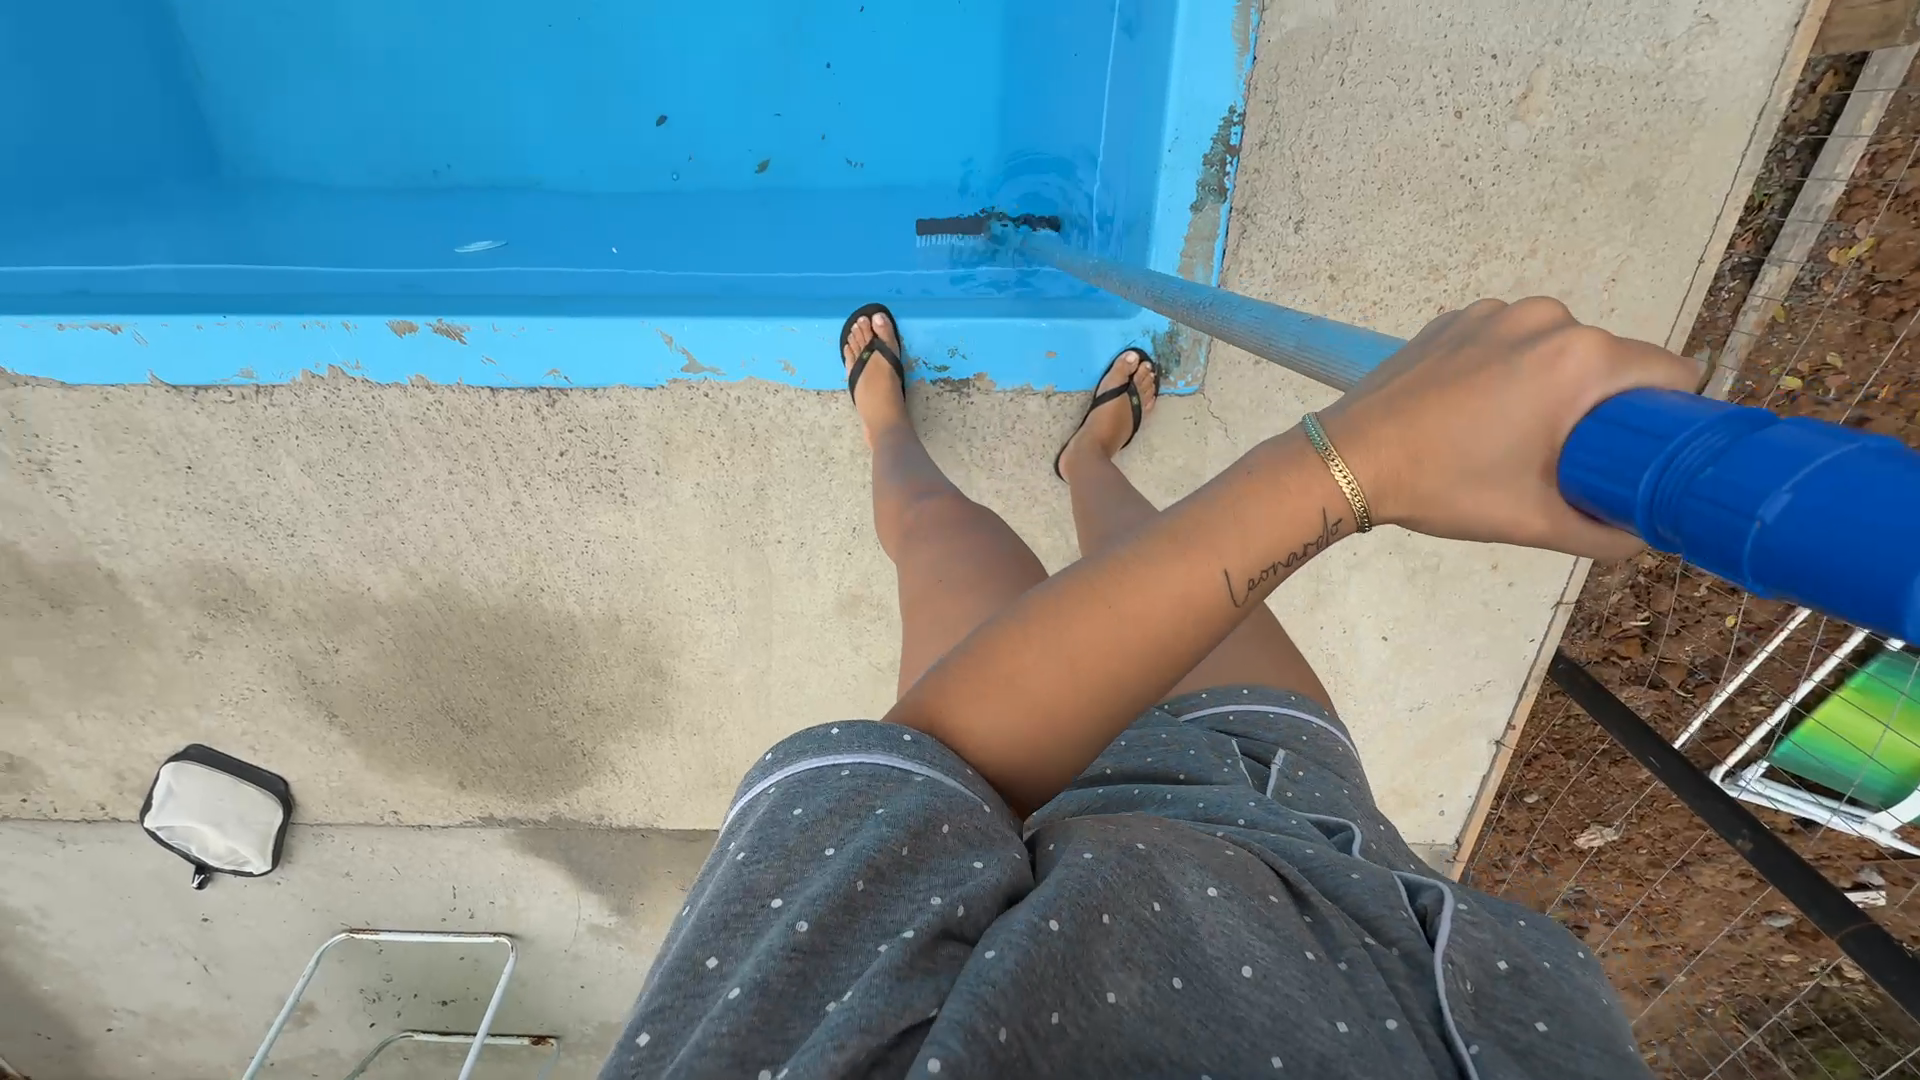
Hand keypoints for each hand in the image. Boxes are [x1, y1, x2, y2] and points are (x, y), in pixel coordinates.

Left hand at [1317, 297, 1702, 559]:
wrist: (1343, 461)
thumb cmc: (1439, 486)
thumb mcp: (1531, 519)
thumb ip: (1605, 532)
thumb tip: (1644, 535)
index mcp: (1579, 357)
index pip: (1670, 374)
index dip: (1663, 415)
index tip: (1632, 450)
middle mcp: (1543, 318)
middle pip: (1607, 362)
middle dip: (1597, 406)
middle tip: (1556, 455)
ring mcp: (1490, 313)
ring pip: (1554, 348)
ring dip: (1546, 384)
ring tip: (1503, 434)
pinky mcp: (1449, 320)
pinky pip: (1503, 340)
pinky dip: (1500, 367)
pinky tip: (1468, 406)